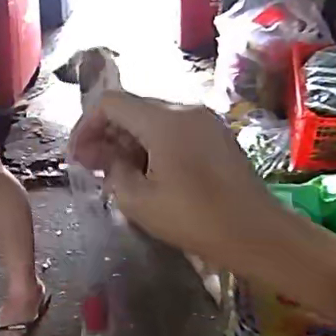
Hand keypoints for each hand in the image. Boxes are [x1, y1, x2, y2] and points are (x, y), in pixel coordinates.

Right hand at [69, 91, 300, 270]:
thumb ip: (112, 170)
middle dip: (107, 135)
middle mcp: (186, 110)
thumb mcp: (140, 201)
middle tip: (93, 168)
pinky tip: (150, 175)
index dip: (87, 126)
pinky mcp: (218, 136)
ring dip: (130, 142)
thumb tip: (103, 156)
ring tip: (119, 175)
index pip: (111, 103)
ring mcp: (206, 121)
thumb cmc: (195, 219)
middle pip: (133, 109)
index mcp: (164, 120)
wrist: (257, 233)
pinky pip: (176, 131)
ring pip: (154, 120)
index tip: (78, 156)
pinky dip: (155, 146)